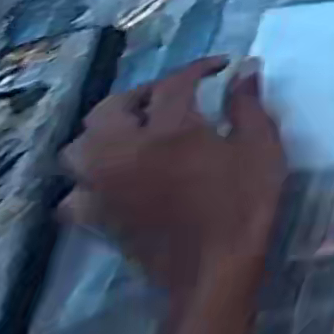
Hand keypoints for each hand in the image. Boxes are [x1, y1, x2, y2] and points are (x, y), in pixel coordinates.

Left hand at [60, 56, 285, 297]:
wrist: (214, 268)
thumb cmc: (244, 200)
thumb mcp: (260, 144)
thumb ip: (248, 103)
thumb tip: (245, 67)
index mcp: (170, 131)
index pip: (174, 83)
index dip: (198, 67)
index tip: (222, 65)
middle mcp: (125, 154)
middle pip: (109, 109)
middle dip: (142, 93)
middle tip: (175, 93)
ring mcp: (102, 190)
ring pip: (79, 147)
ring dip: (106, 130)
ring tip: (139, 129)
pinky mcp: (95, 219)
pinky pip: (73, 191)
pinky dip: (90, 177)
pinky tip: (117, 176)